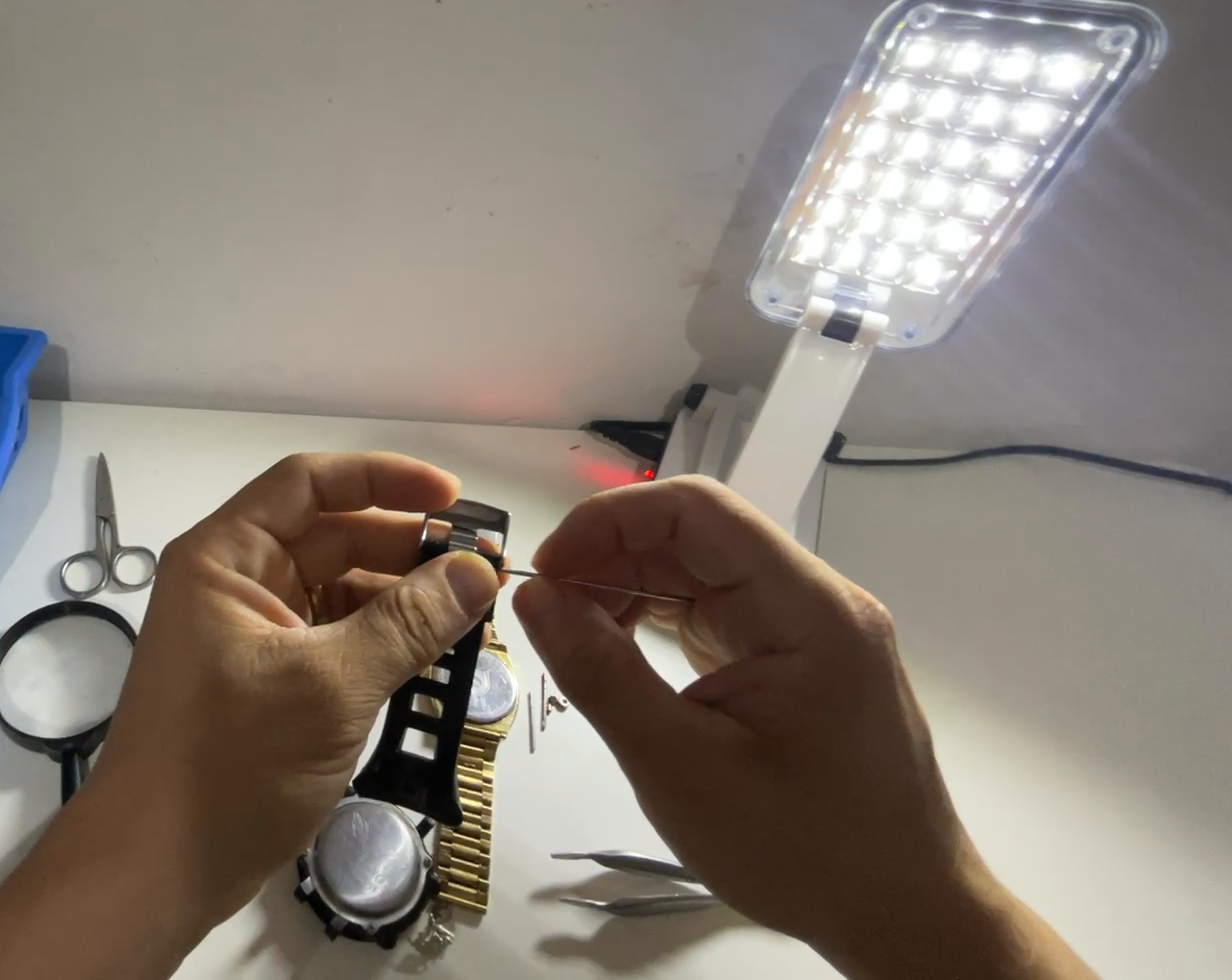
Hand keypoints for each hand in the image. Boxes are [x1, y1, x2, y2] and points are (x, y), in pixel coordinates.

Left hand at [83, 452, 501, 921]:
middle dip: (405, 546)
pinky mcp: (270, 673)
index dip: (382, 478)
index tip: (451, 496)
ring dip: (401, 595)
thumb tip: (477, 571)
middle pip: (331, 534)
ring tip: (472, 609)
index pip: (308, 484)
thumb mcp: (327, 686)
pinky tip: (434, 648)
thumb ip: (406, 624)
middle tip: (483, 566)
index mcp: (226, 556)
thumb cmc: (228, 766)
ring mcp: (253, 628)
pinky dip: (382, 637)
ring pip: (339, 586)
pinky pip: (335, 633)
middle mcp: (237, 579)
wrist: (156, 871)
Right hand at [513, 476, 1094, 979]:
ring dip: (618, 582)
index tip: (546, 570)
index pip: (695, 511)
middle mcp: (810, 597)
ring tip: (567, 626)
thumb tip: (530, 594)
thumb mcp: (678, 766)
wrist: (901, 918)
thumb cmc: (800, 852)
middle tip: (543, 604)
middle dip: (605, 554)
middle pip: (689, 532)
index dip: (608, 522)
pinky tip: (608, 642)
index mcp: (808, 610)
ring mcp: (798, 620)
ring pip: (688, 563)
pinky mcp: (781, 646)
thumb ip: (599, 672)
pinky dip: (642, 611)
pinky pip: (699, 601)